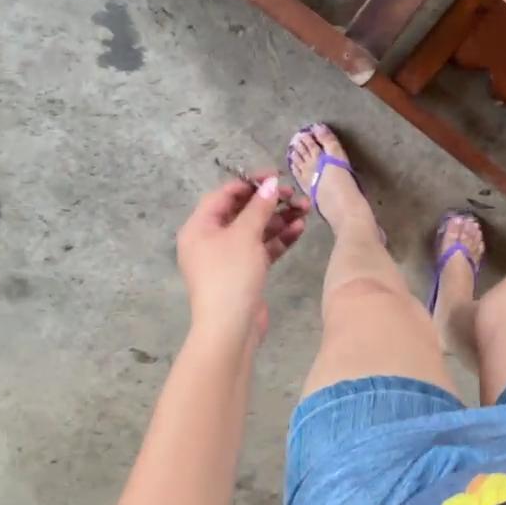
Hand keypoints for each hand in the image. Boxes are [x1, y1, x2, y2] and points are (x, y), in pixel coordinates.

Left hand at [176, 174, 307, 342]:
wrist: (230, 328)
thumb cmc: (230, 275)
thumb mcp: (245, 236)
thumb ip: (259, 207)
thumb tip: (270, 184)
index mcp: (200, 227)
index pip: (225, 195)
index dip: (250, 183)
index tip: (277, 176)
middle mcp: (210, 239)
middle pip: (242, 211)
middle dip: (270, 202)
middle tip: (295, 195)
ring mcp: (228, 257)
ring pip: (256, 230)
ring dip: (279, 219)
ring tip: (306, 210)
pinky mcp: (245, 272)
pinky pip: (262, 247)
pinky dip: (279, 238)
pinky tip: (299, 229)